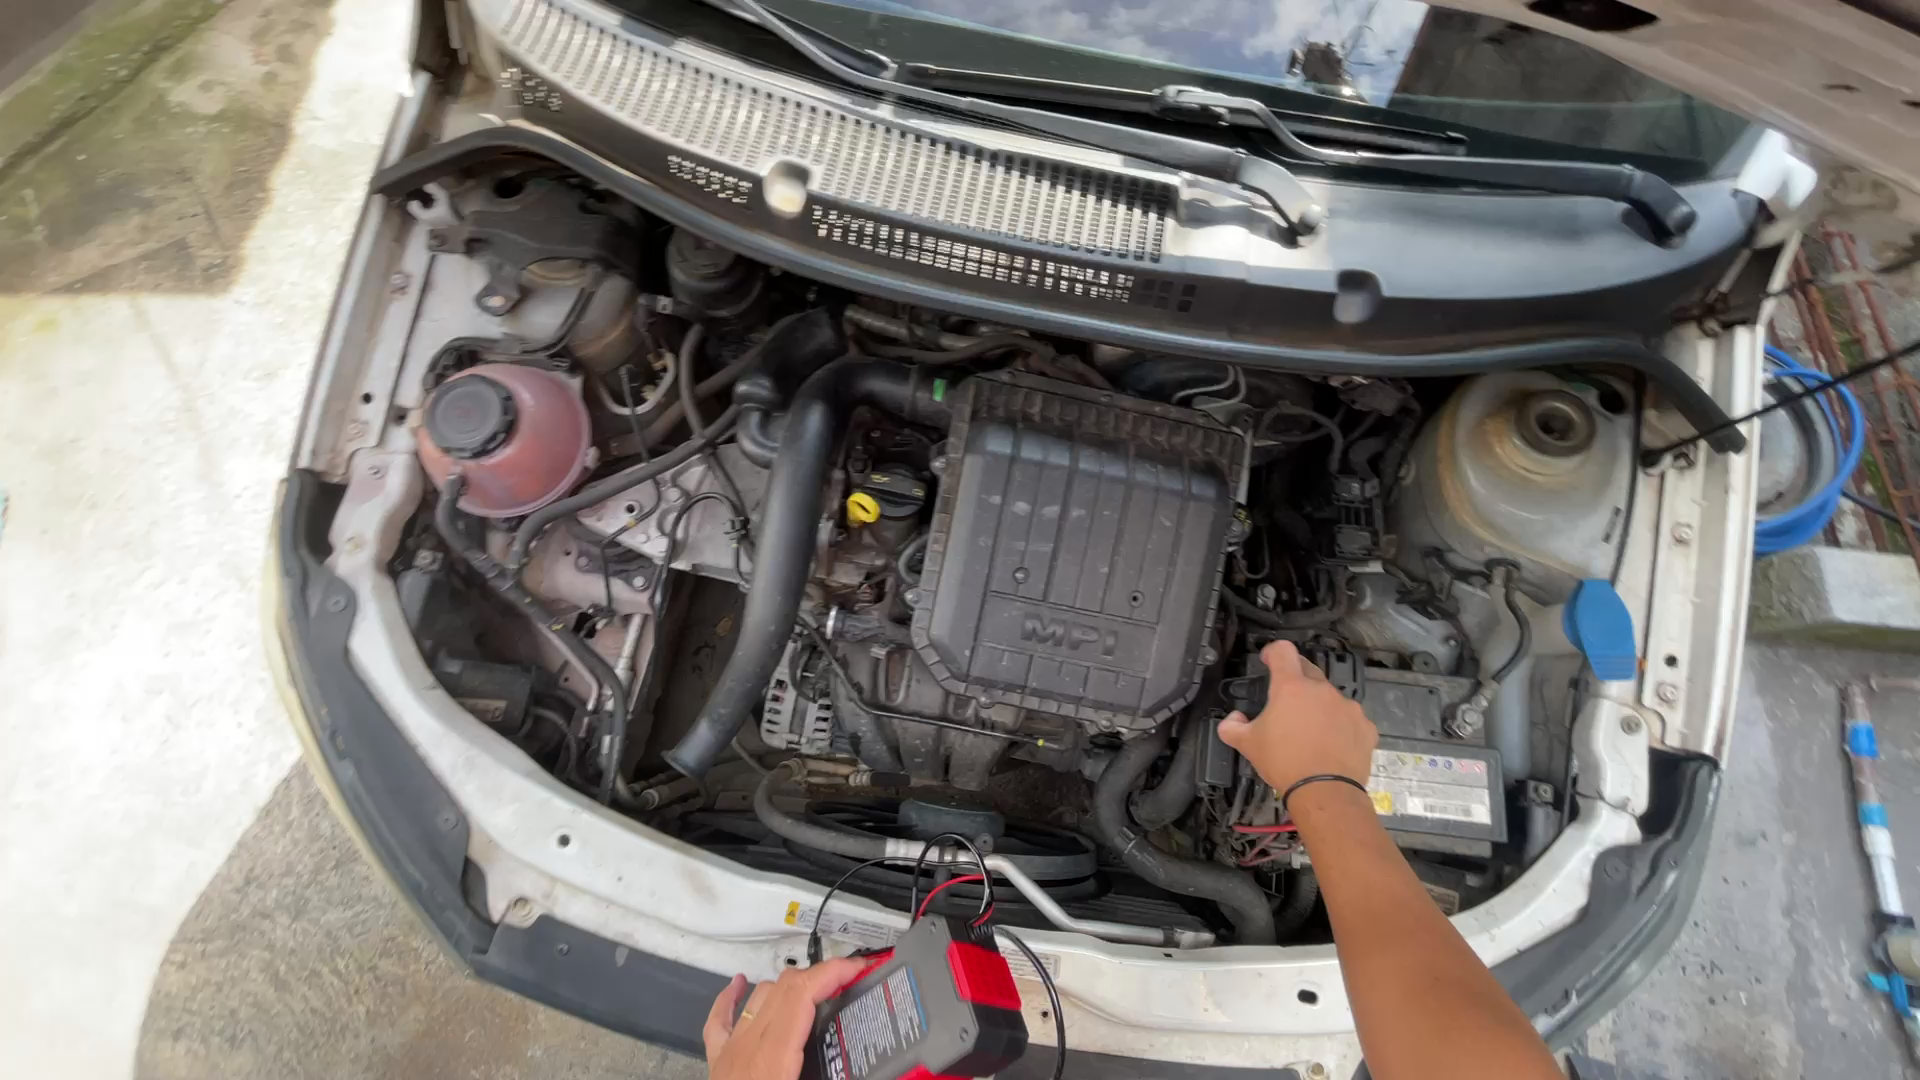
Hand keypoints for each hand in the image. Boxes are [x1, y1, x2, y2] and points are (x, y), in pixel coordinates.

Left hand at [704, 958, 868, 1079]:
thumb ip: (837, 1075)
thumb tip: (879, 1073)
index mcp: (772, 1058)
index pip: (803, 993)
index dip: (834, 972)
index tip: (860, 969)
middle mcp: (748, 1046)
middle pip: (786, 987)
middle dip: (822, 977)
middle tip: (852, 984)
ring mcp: (729, 1054)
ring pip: (760, 996)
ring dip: (790, 986)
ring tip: (817, 990)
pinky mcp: (717, 1066)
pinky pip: (719, 1021)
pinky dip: (731, 997)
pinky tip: (740, 984)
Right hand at [1217, 640, 1376, 795]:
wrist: (1325, 793)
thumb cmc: (1283, 762)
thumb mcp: (1247, 744)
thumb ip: (1231, 726)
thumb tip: (1233, 720)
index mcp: (1291, 687)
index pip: (1282, 651)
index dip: (1272, 652)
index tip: (1268, 662)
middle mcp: (1322, 690)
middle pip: (1308, 670)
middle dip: (1296, 680)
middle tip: (1286, 704)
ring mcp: (1348, 707)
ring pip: (1330, 697)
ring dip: (1319, 705)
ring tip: (1311, 731)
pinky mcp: (1366, 727)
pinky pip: (1350, 719)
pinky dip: (1341, 726)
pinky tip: (1333, 745)